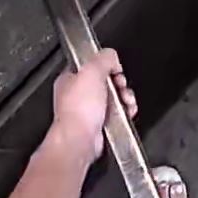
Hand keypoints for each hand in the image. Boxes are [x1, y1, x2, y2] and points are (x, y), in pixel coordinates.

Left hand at [46, 48, 136, 165]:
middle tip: (120, 85)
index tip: (114, 68)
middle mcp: (78, 94)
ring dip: (125, 97)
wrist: (80, 139)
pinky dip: (125, 111)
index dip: (106, 64)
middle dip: (119, 82)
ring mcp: (89, 110)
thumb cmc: (78, 108)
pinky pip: (117, 113)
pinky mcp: (99, 124)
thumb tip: (112, 57)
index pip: (92, 64)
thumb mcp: (93, 70)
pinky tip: (126, 111)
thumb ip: (105, 58)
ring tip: (126, 100)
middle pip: (106, 80)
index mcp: (70, 78)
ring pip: (114, 97)